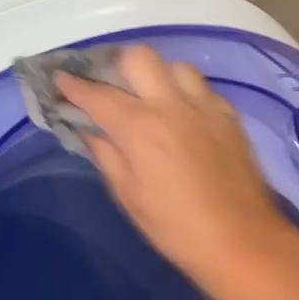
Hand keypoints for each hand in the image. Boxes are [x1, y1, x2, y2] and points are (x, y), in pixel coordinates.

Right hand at [57, 46, 290, 277]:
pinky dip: (183, 92)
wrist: (240, 241)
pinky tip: (179, 114)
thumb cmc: (173, 225)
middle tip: (104, 82)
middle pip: (139, 58)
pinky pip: (201, 88)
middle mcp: (172, 105)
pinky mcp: (229, 117)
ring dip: (154, 75)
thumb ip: (105, 154)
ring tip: (145, 95)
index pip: (97, 94)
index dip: (73, 85)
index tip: (58, 79)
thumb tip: (89, 130)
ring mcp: (205, 107)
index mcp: (140, 126)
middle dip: (114, 64)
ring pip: (174, 67)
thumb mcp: (126, 193)